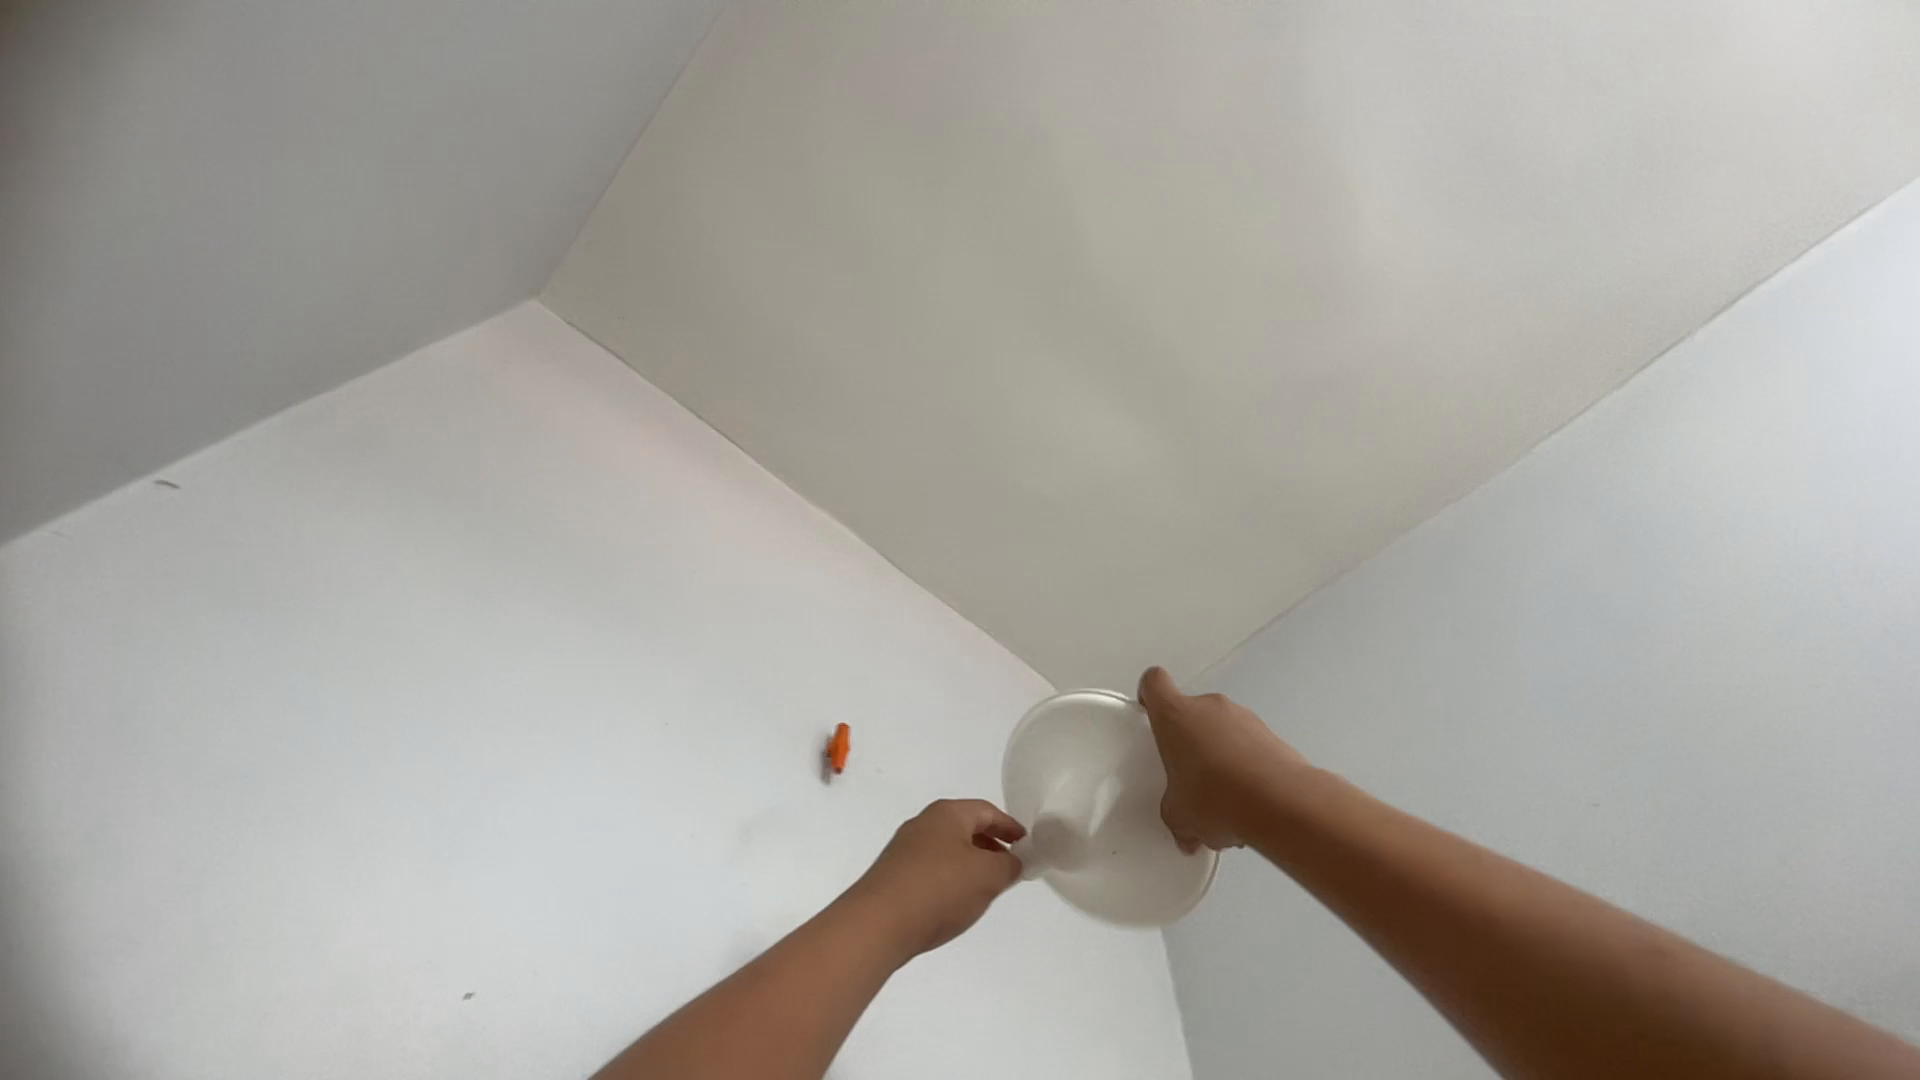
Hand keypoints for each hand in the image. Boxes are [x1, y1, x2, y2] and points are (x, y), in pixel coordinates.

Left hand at [842, 800, 1026, 958]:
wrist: (879, 922)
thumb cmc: (940, 889)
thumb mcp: (988, 876)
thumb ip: (1009, 865)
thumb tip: (1012, 861)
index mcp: (947, 813)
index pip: (986, 811)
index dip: (1010, 827)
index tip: (1028, 845)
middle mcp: (923, 824)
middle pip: (965, 829)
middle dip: (990, 847)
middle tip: (1010, 868)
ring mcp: (904, 849)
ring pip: (948, 851)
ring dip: (970, 865)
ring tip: (986, 890)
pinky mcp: (893, 875)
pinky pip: (931, 870)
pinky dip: (950, 880)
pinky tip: (955, 903)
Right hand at [1138, 666, 1308, 851]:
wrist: (1280, 803)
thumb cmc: (1215, 797)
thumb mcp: (1179, 816)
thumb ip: (1176, 815)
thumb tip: (1187, 834)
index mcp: (1175, 716)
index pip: (1154, 682)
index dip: (1150, 696)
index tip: (1152, 715)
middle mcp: (1209, 707)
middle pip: (1191, 712)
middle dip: (1190, 741)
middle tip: (1190, 777)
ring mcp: (1244, 717)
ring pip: (1223, 729)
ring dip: (1221, 755)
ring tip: (1224, 798)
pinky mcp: (1273, 735)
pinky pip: (1250, 745)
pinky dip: (1247, 766)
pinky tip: (1248, 802)